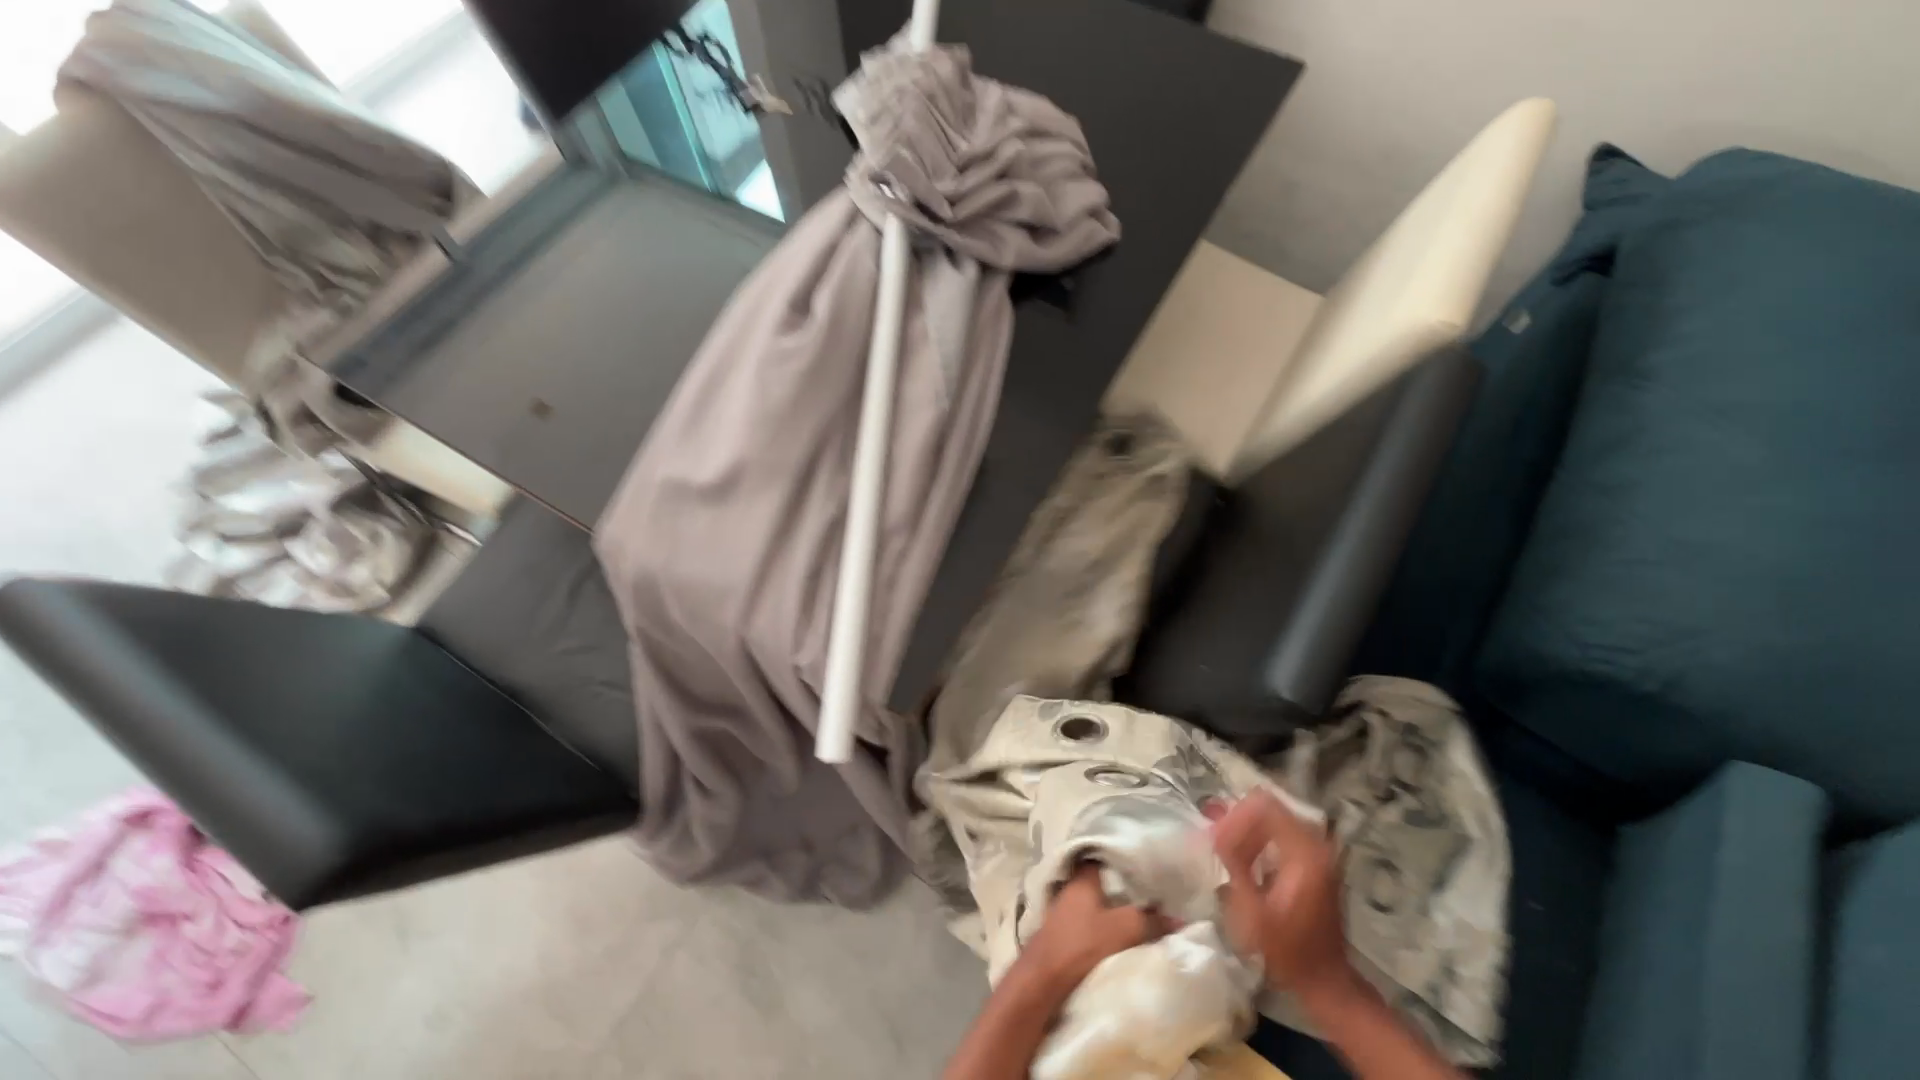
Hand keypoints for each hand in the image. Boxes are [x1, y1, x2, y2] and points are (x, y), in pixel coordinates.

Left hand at [1019, 863, 1167, 992]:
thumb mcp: (1123, 929)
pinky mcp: (1063, 932)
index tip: (1144, 857)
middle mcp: (1069, 888)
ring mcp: (1063, 910)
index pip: (1102, 853)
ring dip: (1113, 904)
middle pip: (1100, 879)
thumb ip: (1151, 920)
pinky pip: (1089, 918)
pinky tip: (1120, 928)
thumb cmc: (1081, 943)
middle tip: (1149, 886)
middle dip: (1122, 883)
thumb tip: (1181, 919)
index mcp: (1081, 877)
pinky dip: (1104, 921)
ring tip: (1141, 907)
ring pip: (1095, 900)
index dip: (1122, 854)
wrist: (1043, 979)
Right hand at [1210, 791, 1361, 1010]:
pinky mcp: (1314, 859)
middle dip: (1238, 822)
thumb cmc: (1289, 951)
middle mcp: (1316, 843)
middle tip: (1215, 846)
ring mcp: (1318, 850)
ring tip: (1225, 855)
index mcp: (1305, 852)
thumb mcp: (1253, 912)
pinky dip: (1258, 841)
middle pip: (1268, 808)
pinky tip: (1242, 861)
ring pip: (1272, 818)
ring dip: (1246, 832)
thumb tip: (1215, 831)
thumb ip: (1235, 865)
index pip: (1264, 806)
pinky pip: (1280, 833)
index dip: (1234, 817)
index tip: (1215, 841)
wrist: (1324, 978)